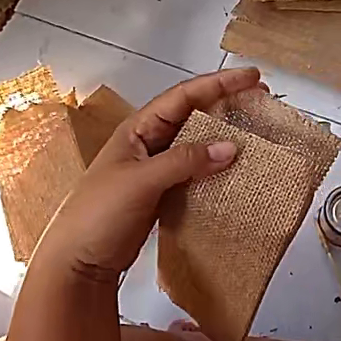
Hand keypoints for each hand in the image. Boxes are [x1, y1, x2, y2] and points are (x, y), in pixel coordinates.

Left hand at [29, 68, 260, 284]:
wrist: (78, 263)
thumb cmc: (99, 214)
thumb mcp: (141, 181)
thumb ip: (184, 161)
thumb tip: (231, 147)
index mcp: (137, 129)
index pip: (183, 97)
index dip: (218, 84)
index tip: (252, 78)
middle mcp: (148, 144)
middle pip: (192, 116)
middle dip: (225, 105)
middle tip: (261, 100)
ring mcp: (155, 170)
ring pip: (196, 145)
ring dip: (223, 137)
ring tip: (256, 132)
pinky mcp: (163, 195)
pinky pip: (195, 173)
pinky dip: (216, 169)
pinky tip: (236, 170)